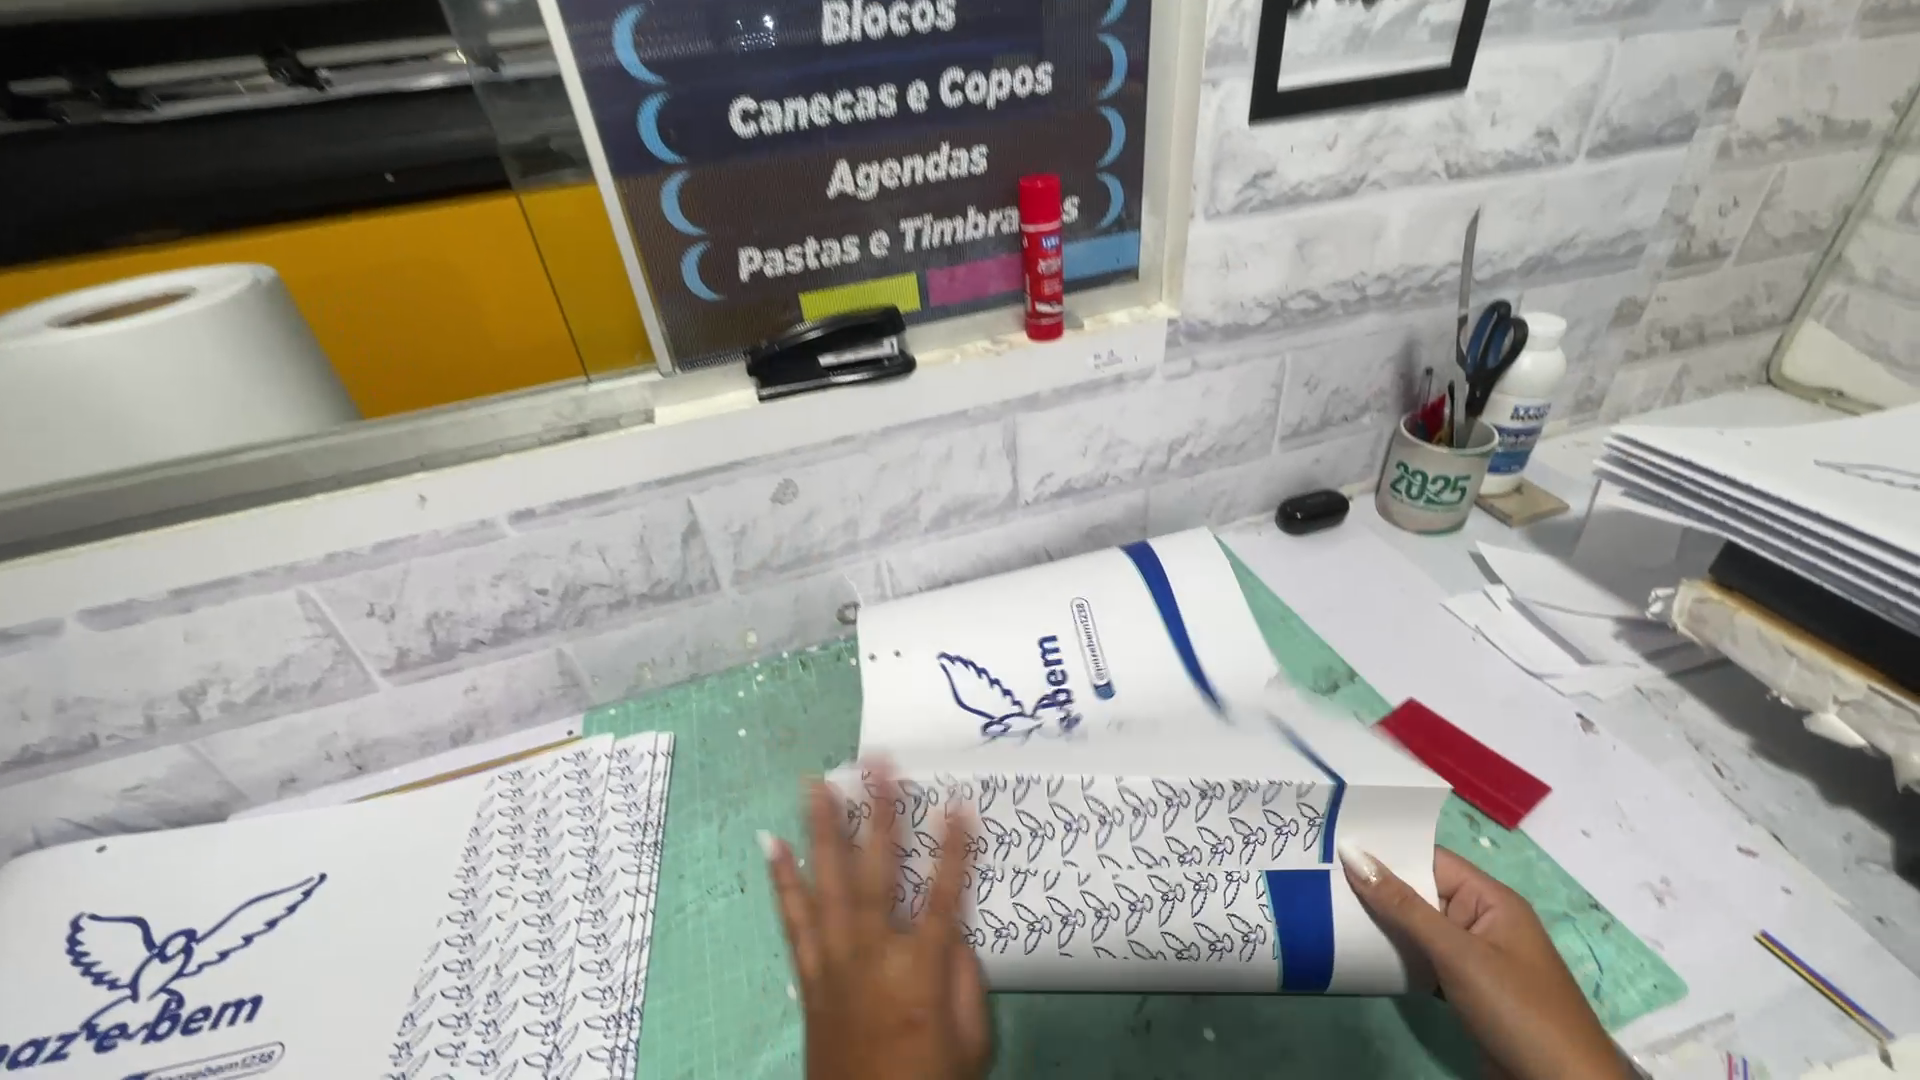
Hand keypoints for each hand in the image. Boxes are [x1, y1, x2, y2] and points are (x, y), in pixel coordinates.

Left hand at [763, 765, 991, 1079]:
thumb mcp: (971, 1037)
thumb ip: (965, 974)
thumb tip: (953, 926)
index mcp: (921, 970)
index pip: (947, 896)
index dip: (956, 848)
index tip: (960, 802)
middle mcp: (874, 954)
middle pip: (879, 872)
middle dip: (880, 813)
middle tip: (876, 764)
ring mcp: (835, 961)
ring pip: (829, 883)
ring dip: (824, 829)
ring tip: (818, 781)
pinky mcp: (810, 974)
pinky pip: (794, 920)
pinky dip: (782, 880)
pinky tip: (772, 842)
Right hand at [1339, 843, 1629, 1079]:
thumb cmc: (1517, 1009)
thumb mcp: (1457, 953)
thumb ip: (1403, 905)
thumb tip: (1352, 852)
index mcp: (1491, 900)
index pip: (1430, 858)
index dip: (1386, 848)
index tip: (1335, 839)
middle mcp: (1483, 920)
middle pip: (1420, 890)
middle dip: (1376, 883)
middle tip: (1320, 869)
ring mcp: (1474, 956)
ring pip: (1417, 925)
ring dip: (1381, 919)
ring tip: (1327, 901)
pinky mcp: (1465, 987)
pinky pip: (1421, 956)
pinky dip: (1395, 952)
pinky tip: (1360, 948)